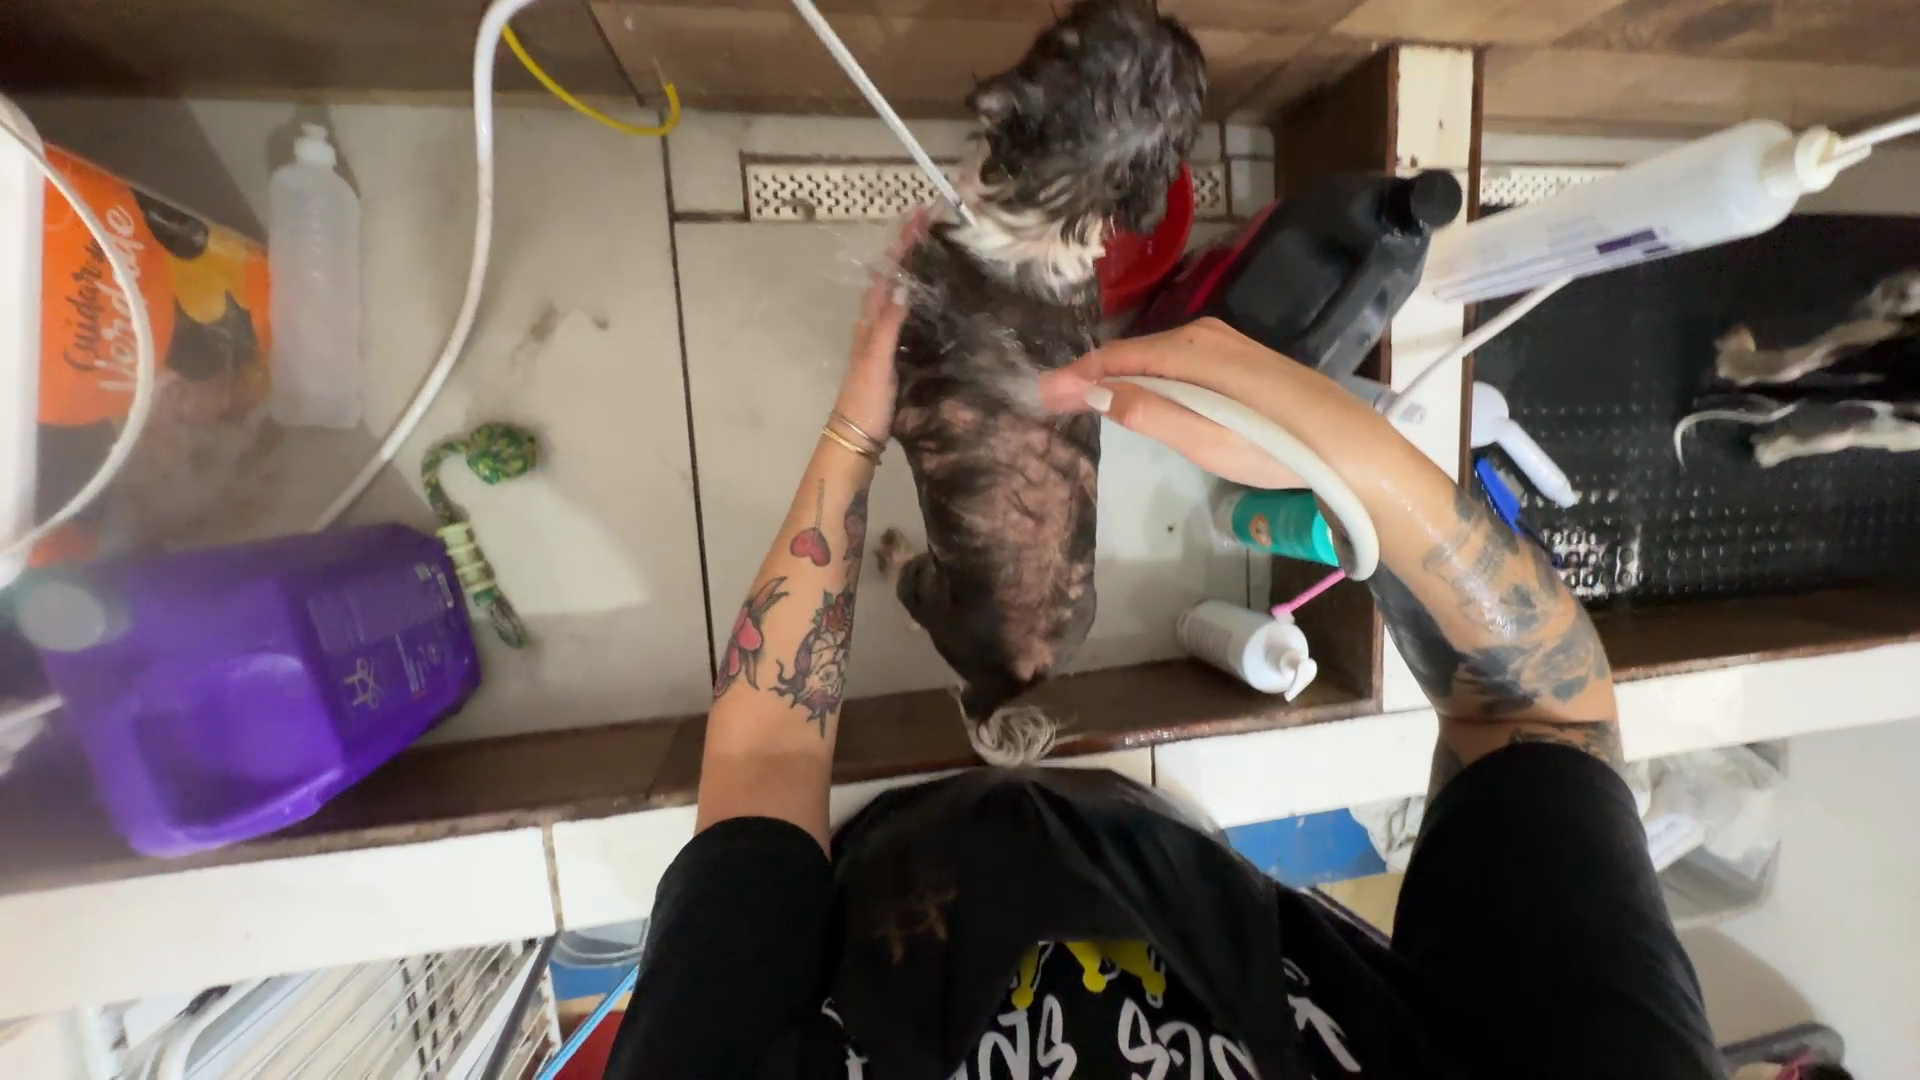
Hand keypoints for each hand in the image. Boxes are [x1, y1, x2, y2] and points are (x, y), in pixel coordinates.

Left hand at [833, 210, 927, 441]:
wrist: (856, 436)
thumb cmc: (866, 400)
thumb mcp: (878, 362)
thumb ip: (888, 326)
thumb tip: (903, 287)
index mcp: (870, 322)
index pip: (886, 274)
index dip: (901, 245)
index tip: (918, 217)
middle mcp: (873, 325)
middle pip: (890, 278)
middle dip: (906, 249)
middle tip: (928, 225)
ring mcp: (881, 340)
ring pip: (896, 295)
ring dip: (910, 271)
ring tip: (932, 252)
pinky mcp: (892, 355)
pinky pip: (904, 316)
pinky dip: (915, 299)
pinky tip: (929, 302)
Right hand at [1037, 319, 1382, 488]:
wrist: (1351, 447)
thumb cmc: (1275, 448)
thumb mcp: (1205, 438)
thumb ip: (1147, 412)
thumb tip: (1092, 391)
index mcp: (1190, 351)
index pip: (1115, 358)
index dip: (1074, 377)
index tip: (1040, 394)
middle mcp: (1203, 335)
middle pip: (1131, 353)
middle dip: (1088, 376)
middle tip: (1051, 401)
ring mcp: (1223, 343)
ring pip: (1152, 357)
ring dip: (1115, 376)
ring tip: (1081, 399)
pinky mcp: (1238, 359)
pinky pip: (1174, 362)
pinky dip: (1144, 377)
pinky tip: (1135, 393)